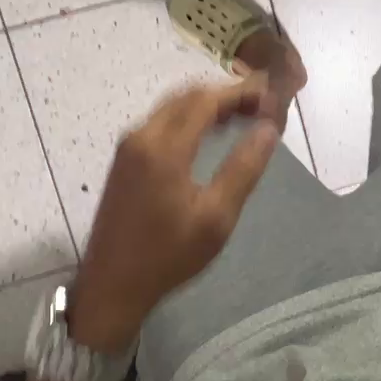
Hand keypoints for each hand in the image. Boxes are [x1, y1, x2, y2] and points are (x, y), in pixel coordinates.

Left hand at [69, 75, 283, 352]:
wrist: (109, 288)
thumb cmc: (167, 256)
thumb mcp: (216, 218)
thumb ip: (244, 168)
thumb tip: (269, 128)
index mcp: (165, 148)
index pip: (207, 99)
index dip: (240, 92)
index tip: (270, 98)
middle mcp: (142, 136)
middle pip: (188, 95)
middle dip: (225, 94)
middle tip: (259, 106)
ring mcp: (129, 146)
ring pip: (173, 105)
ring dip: (207, 103)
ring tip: (241, 117)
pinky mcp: (124, 158)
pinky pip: (161, 120)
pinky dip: (189, 115)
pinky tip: (208, 134)